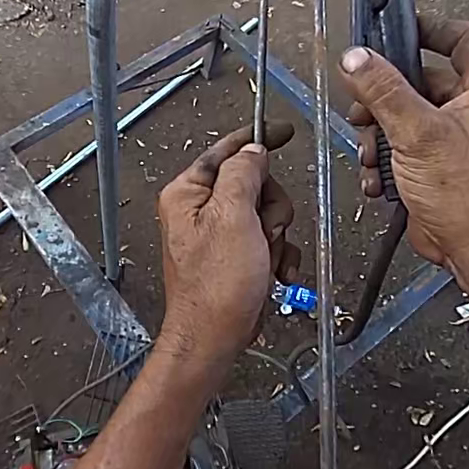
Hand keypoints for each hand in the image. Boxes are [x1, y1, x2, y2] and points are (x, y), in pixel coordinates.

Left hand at [156, 122, 300, 361]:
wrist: (215, 335)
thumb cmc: (216, 284)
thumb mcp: (233, 217)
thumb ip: (243, 175)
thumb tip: (253, 151)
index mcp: (187, 193)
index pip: (224, 151)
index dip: (255, 141)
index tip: (281, 132)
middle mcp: (198, 210)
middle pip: (253, 183)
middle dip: (270, 207)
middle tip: (266, 229)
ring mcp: (217, 233)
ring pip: (266, 212)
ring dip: (276, 236)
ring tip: (265, 257)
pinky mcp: (234, 254)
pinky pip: (268, 240)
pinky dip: (278, 255)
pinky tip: (275, 273)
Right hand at [338, 16, 468, 274]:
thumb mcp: (417, 133)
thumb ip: (384, 91)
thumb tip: (355, 59)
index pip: (463, 37)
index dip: (428, 29)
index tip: (393, 30)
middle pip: (423, 82)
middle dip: (385, 100)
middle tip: (361, 109)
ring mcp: (465, 136)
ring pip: (409, 116)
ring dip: (380, 135)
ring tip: (371, 153)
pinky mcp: (446, 162)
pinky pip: (408, 145)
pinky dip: (388, 158)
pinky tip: (378, 177)